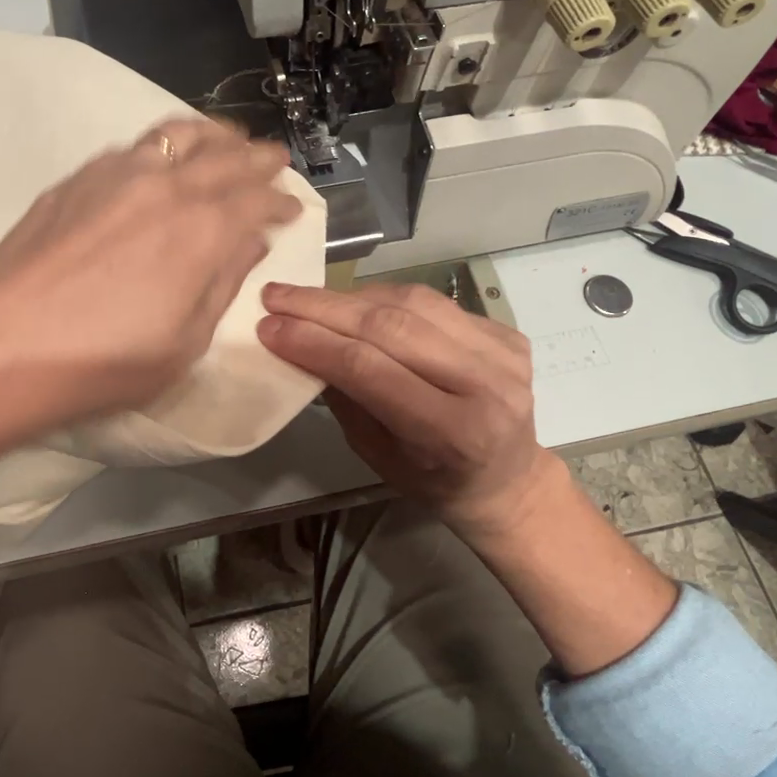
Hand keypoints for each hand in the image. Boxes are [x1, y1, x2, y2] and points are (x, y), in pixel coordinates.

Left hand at [0, 118, 303, 459]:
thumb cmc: (98, 364)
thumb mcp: (182, 345)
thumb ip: (222, 285)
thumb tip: (248, 243)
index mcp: (201, 231)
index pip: (256, 201)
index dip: (279, 202)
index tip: (291, 207)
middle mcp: (165, 188)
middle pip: (225, 158)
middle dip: (257, 157)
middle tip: (274, 159)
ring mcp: (116, 175)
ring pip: (178, 135)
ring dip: (213, 135)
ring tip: (229, 139)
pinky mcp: (76, 178)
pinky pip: (134, 146)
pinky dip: (165, 144)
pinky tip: (164, 158)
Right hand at [256, 282, 559, 541]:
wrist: (508, 480)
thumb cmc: (433, 481)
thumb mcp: (378, 455)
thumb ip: (345, 398)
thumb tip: (299, 344)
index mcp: (452, 432)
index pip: (370, 369)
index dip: (314, 342)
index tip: (267, 327)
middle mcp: (486, 385)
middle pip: (391, 327)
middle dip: (324, 308)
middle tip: (276, 297)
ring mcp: (502, 353)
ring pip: (413, 301)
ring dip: (351, 296)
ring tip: (308, 296)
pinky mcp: (505, 332)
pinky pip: (434, 301)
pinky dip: (386, 297)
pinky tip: (355, 301)